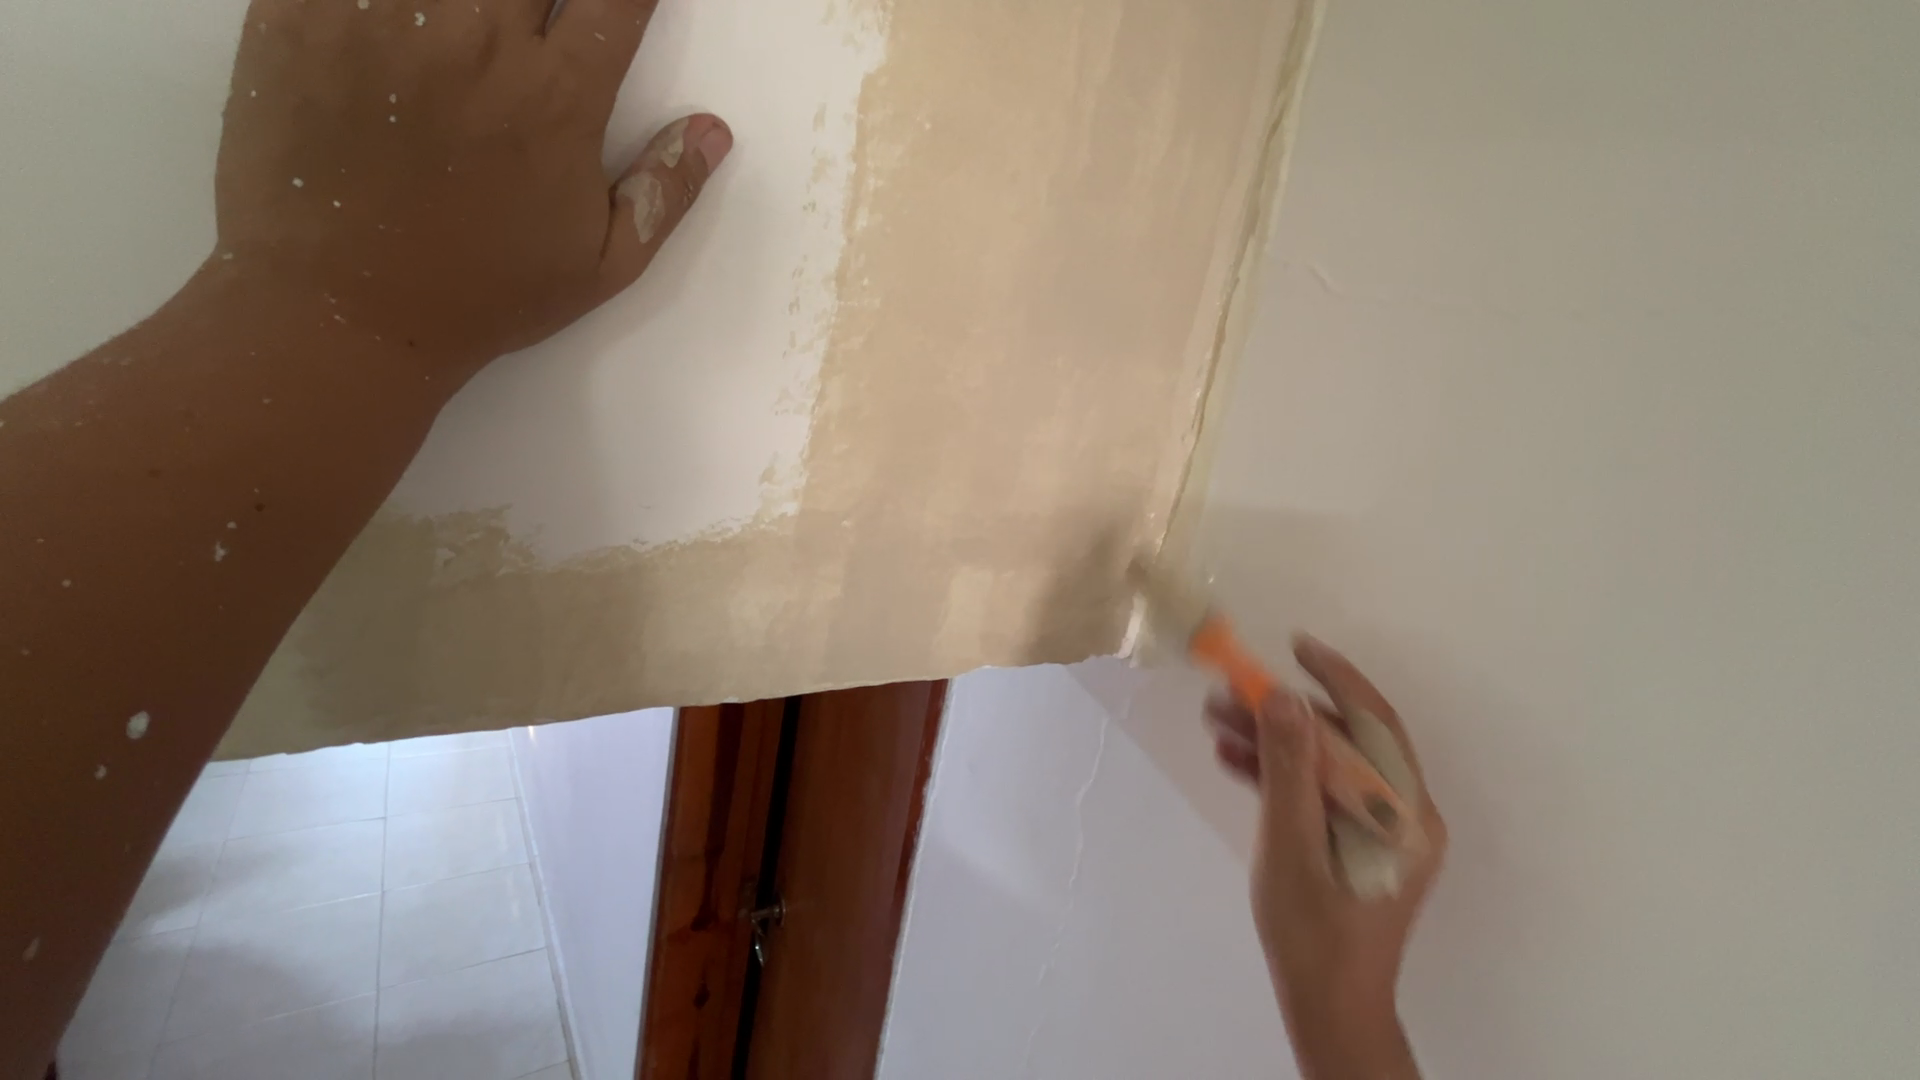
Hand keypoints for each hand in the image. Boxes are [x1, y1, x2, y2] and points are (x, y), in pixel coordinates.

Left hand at [213, 0, 729, 366]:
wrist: (349, 308)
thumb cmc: (491, 292)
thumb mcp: (604, 265)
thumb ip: (663, 193)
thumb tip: (713, 131)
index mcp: (558, 99)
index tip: (627, 2)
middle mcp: (476, 40)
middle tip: (545, 18)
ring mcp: (379, 14)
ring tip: (480, 23)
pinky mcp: (299, 10)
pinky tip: (403, 14)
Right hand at [1206, 636, 1444, 1077]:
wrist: (1326, 1002)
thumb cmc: (1311, 928)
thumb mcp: (1292, 842)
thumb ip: (1291, 767)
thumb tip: (1285, 697)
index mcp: (1402, 811)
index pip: (1373, 723)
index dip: (1335, 677)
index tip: (1294, 645)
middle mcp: (1400, 811)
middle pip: (1341, 740)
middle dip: (1283, 712)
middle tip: (1226, 693)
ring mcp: (1377, 826)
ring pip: (1323, 762)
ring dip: (1273, 740)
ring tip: (1215, 722)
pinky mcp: (1353, 839)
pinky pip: (1318, 791)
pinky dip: (1279, 773)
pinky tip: (1233, 759)